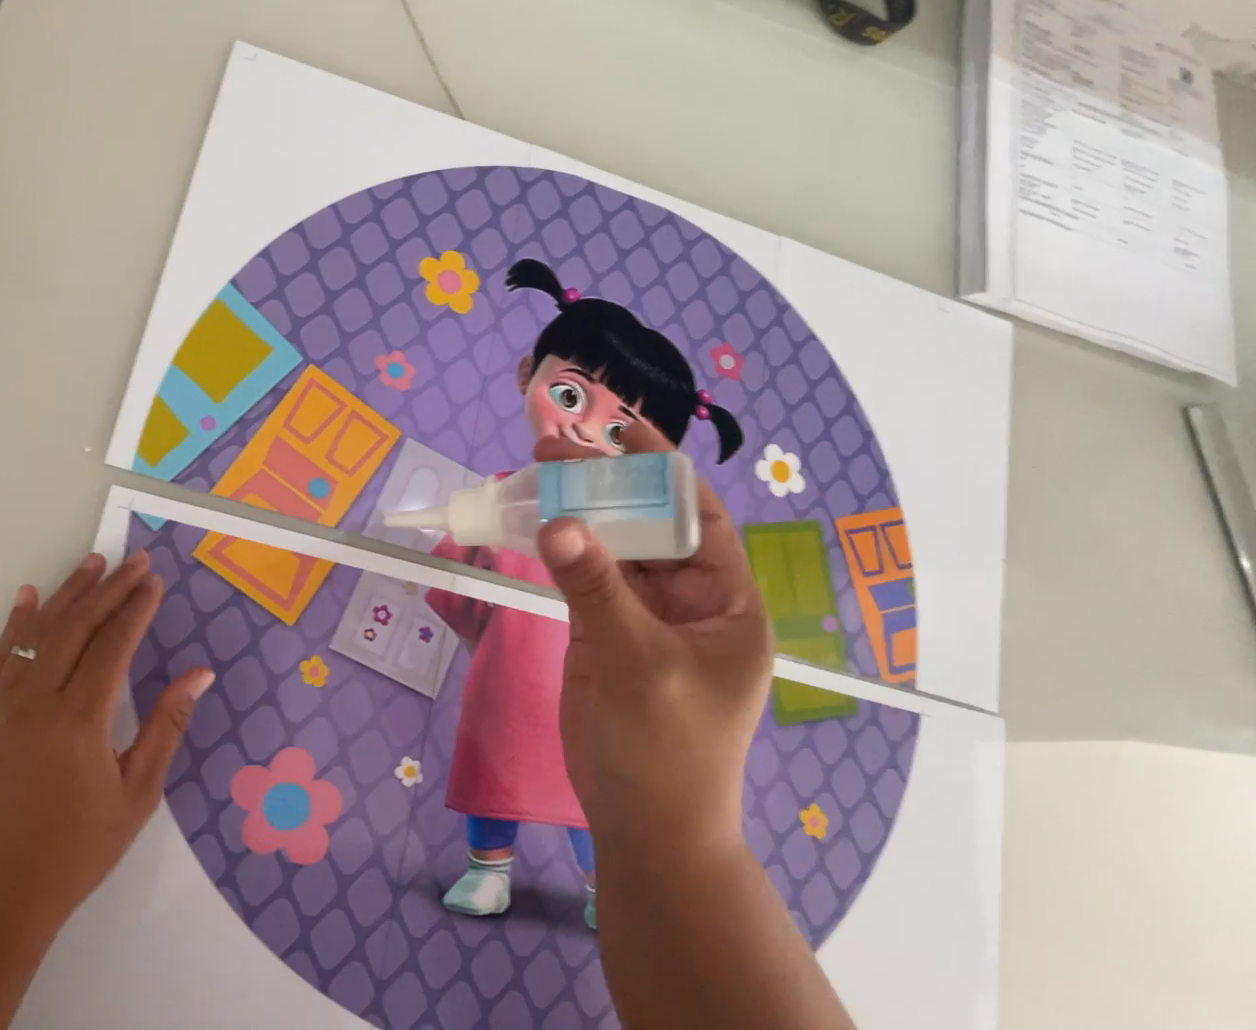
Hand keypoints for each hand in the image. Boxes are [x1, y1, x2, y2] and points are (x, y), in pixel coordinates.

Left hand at [0, 551, 214, 940]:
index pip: (114, 645)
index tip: (154, 581)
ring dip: (66, 594)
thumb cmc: (73, 855)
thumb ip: (166, 728)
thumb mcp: (135, 798)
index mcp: (80, 722)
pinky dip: (15, 624)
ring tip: (92, 562)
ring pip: (35, 633)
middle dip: (109, 589)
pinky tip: (26, 598)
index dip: (137, 609)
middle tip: (134, 560)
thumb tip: (199, 675)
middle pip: (76, 627)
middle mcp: (35, 702)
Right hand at [533, 422, 773, 859]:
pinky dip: (559, 553)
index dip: (661, 471)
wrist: (645, 825)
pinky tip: (530, 524)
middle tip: (549, 448)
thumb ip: (596, 589)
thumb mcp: (636, 661)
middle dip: (603, 488)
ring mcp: (643, 619)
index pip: (698, 517)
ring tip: (531, 476)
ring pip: (609, 551)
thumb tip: (555, 521)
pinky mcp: (606, 635)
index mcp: (725, 602)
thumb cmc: (664, 746)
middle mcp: (689, 601)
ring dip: (575, 516)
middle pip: (646, 527)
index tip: (618, 430)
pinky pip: (584, 581)